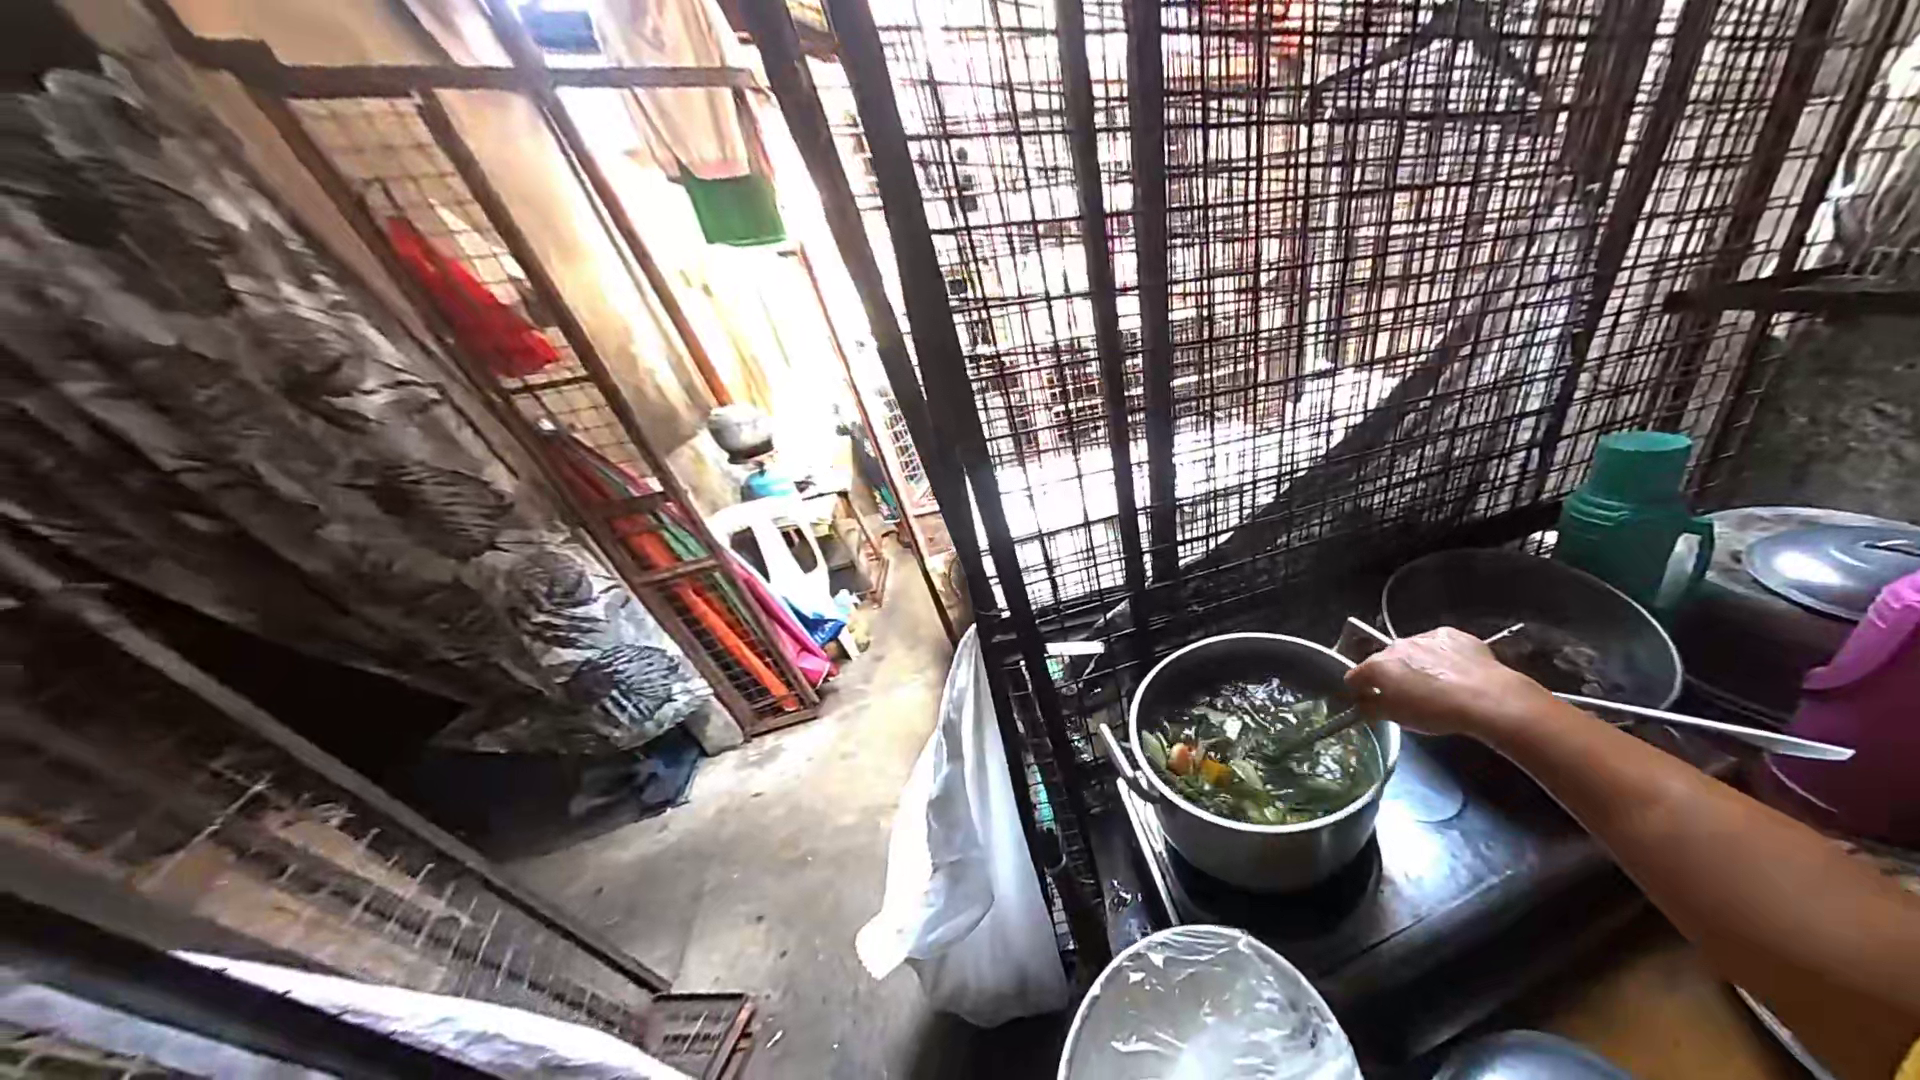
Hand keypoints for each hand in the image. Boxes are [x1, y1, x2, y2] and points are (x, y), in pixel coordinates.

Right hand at [1345, 627, 1557, 737]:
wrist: (1490, 700)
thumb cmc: (1438, 712)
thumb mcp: (1398, 719)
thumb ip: (1371, 709)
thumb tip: (1362, 704)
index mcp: (1377, 667)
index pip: (1355, 677)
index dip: (1360, 690)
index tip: (1369, 700)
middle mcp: (1395, 647)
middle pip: (1383, 662)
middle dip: (1390, 676)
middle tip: (1407, 695)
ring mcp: (1423, 638)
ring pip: (1410, 652)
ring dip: (1415, 665)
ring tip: (1435, 684)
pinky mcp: (1451, 635)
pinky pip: (1437, 645)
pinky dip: (1439, 656)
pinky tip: (1454, 672)